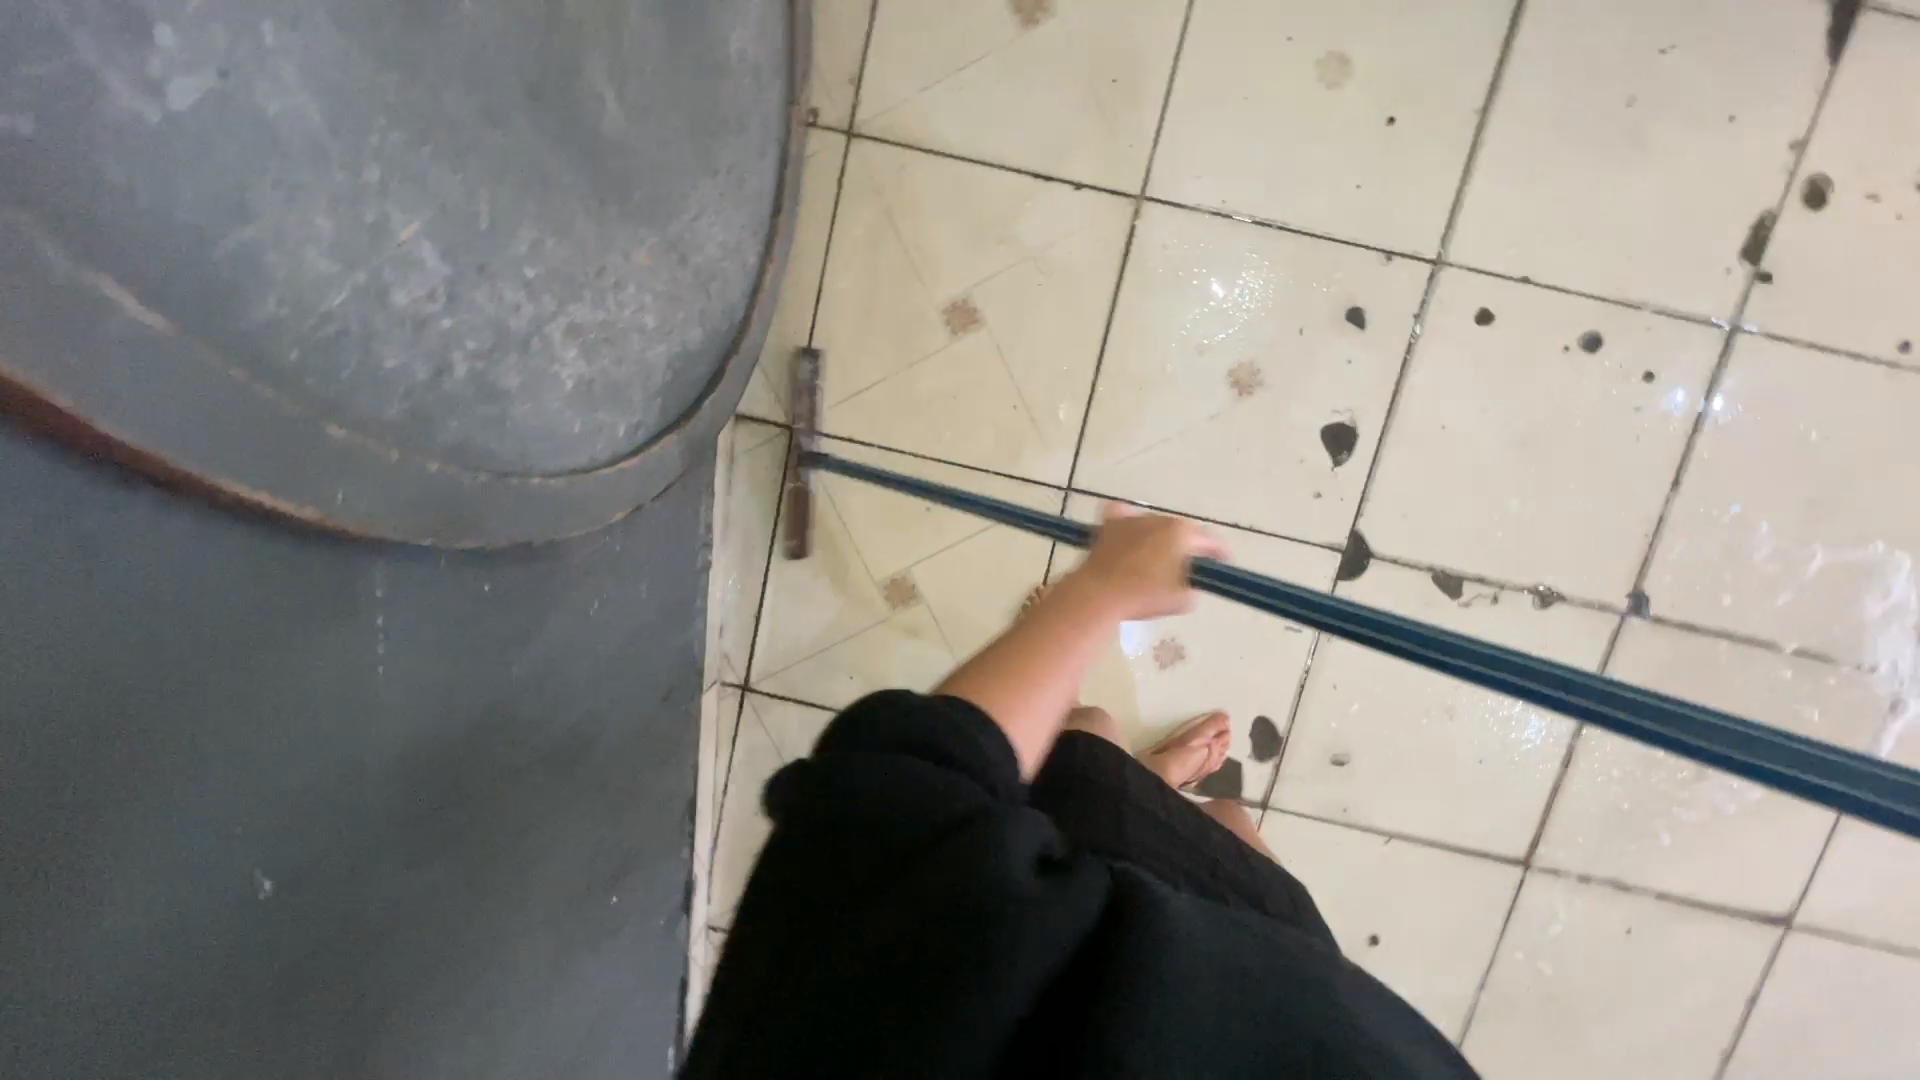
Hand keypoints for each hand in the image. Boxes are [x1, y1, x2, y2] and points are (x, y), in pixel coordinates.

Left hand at [1067, 503, 1226, 620]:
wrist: (1099, 594)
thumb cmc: (1143, 597)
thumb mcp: (1181, 600)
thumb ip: (1194, 587)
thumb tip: (1190, 584)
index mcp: (1181, 534)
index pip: (1209, 539)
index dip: (1219, 551)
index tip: (1223, 562)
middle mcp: (1159, 519)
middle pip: (1181, 530)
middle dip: (1187, 545)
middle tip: (1188, 564)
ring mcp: (1132, 519)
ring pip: (1154, 524)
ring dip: (1160, 538)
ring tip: (1157, 557)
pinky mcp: (1110, 524)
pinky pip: (1125, 515)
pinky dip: (1131, 523)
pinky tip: (1131, 533)